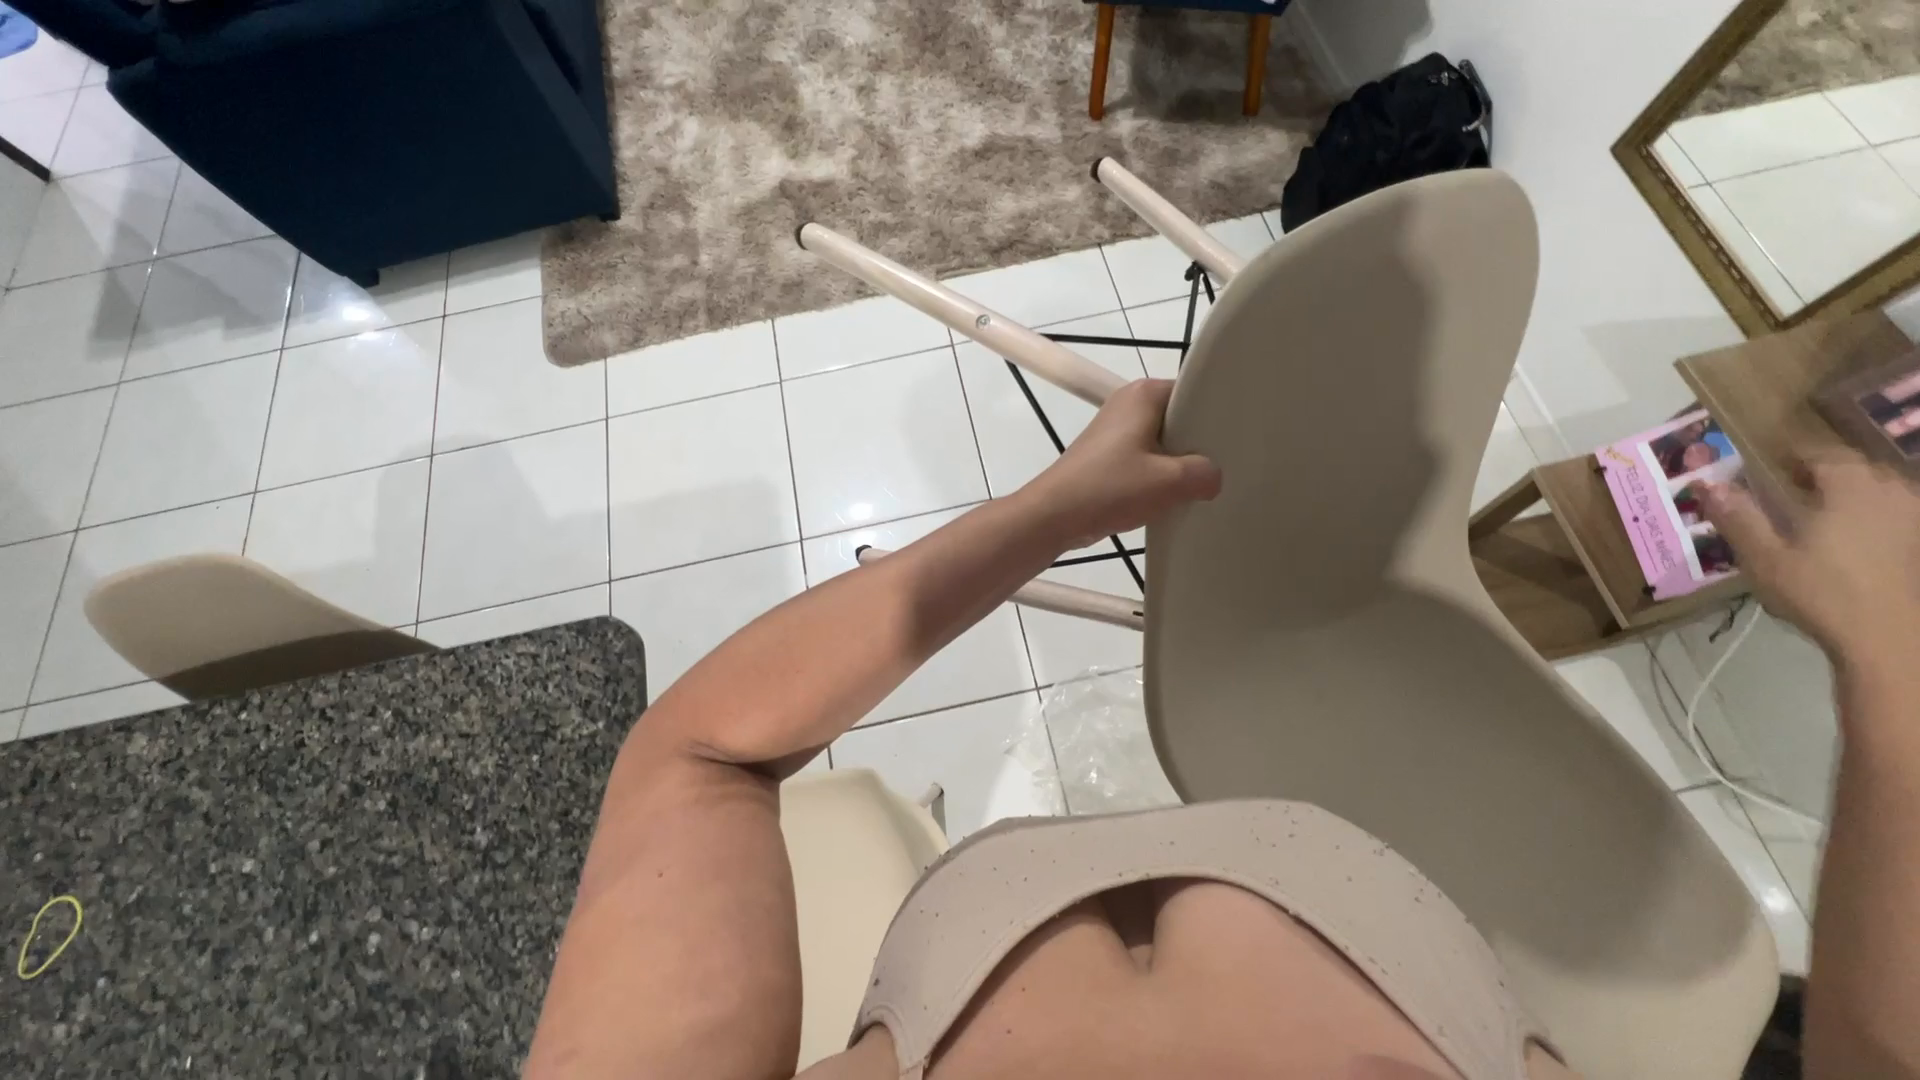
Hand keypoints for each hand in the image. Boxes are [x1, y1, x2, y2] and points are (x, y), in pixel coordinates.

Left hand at [1022, 379, 1221, 547]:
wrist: (1054, 516)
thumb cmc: (1110, 488)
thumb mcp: (1171, 482)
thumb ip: (1205, 474)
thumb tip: (1212, 478)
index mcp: (1144, 393)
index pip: (1194, 392)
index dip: (1217, 414)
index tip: (1238, 437)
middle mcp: (1127, 404)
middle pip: (1179, 418)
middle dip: (1199, 443)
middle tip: (1226, 465)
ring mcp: (1114, 431)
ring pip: (1163, 443)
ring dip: (1178, 464)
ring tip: (1203, 484)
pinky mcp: (1106, 457)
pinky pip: (1145, 460)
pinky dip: (1158, 476)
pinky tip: (1173, 497)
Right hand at [1701, 452, 1919, 668]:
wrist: (1886, 635)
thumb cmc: (1818, 591)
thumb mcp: (1764, 556)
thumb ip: (1737, 517)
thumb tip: (1705, 483)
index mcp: (1849, 491)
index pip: (1824, 455)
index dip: (1796, 454)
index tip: (1770, 460)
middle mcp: (1888, 495)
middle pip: (1858, 468)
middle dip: (1824, 469)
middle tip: (1791, 481)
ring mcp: (1911, 520)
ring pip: (1882, 487)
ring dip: (1851, 488)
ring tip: (1821, 503)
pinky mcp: (1916, 544)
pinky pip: (1894, 510)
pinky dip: (1871, 510)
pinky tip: (1851, 530)